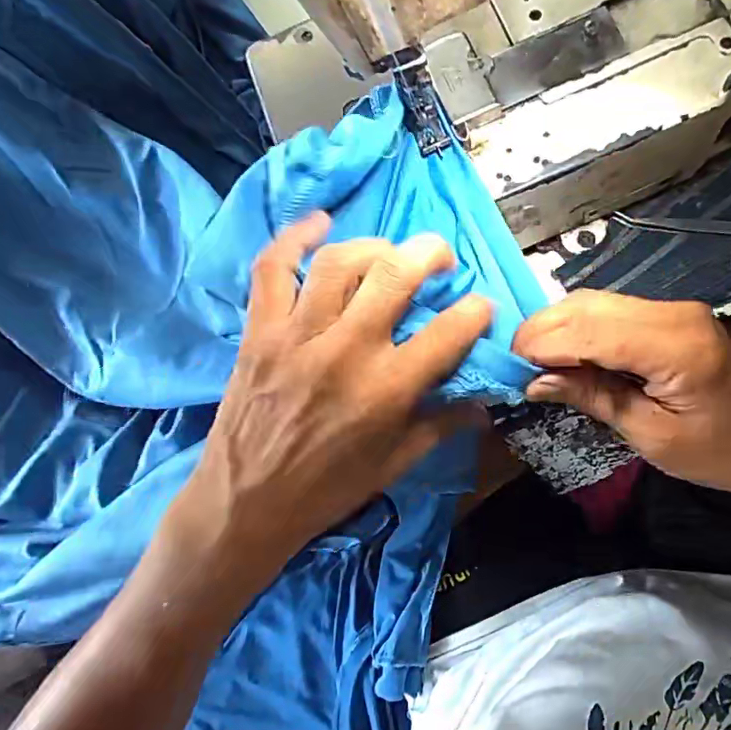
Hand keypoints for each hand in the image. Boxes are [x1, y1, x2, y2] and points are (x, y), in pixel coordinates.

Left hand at [160, 213, 493, 595]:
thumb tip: (482, 403)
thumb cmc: (328, 489)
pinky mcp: (259, 331)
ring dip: (374, 246)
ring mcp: (297, 335)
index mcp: (388, 388)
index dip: (476, 311)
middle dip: (430, 254)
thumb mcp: (395, 463)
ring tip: (389, 253)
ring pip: (340, 261)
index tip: (479, 308)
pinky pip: (273, 268)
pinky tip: (320, 225)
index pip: (450, 331)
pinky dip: (295, 238)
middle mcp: (347, 350)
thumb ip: (441, 424)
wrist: (248, 504)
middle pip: (396, 274)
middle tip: (439, 259)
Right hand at [511, 290, 730, 512]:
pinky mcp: (674, 316)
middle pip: (587, 305)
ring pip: (596, 302)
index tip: (508, 366)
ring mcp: (676, 310)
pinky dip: (582, 329)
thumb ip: (594, 398)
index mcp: (675, 348)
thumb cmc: (725, 454)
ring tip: (535, 363)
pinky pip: (613, 311)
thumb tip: (536, 379)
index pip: (588, 330)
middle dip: (542, 331)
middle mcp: (675, 314)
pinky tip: (568, 355)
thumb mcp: (652, 437)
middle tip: (514, 365)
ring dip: (559, 327)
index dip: (541, 343)